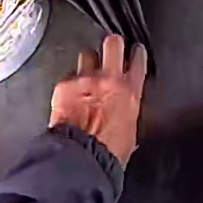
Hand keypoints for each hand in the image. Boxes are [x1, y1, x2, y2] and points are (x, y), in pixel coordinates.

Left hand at [49, 35, 147, 164]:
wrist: (81, 159)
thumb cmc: (109, 153)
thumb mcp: (131, 131)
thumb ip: (129, 112)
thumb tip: (125, 113)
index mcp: (129, 90)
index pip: (138, 59)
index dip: (136, 52)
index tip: (135, 51)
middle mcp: (109, 79)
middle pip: (113, 43)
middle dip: (112, 44)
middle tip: (110, 49)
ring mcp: (85, 80)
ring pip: (87, 54)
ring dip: (87, 63)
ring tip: (86, 74)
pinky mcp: (64, 86)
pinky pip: (67, 77)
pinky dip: (68, 85)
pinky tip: (68, 95)